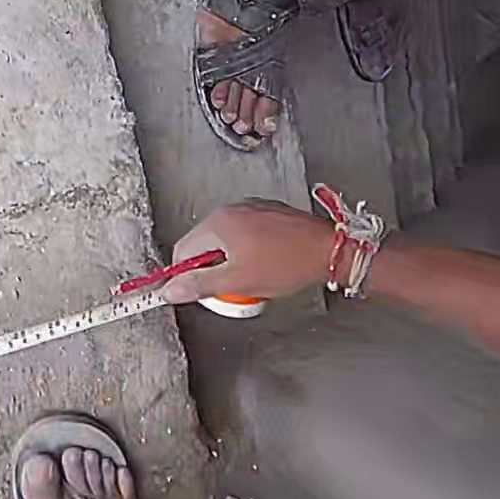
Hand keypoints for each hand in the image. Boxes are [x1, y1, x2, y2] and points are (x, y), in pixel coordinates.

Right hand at [160, 199, 336, 303]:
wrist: (330, 250)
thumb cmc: (286, 264)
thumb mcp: (237, 282)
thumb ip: (198, 285)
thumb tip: (169, 290)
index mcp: (218, 222)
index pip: (183, 250)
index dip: (185, 274)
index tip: (197, 290)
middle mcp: (232, 209)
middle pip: (203, 243)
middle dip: (211, 268)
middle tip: (228, 287)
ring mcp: (252, 208)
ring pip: (225, 239)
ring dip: (229, 260)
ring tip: (249, 278)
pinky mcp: (269, 213)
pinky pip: (245, 233)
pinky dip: (246, 250)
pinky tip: (263, 264)